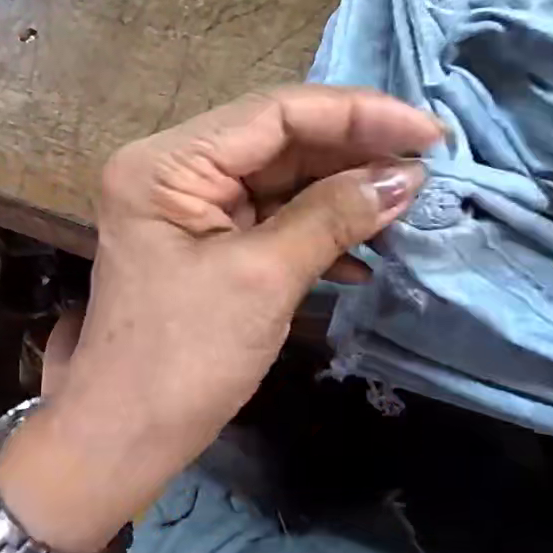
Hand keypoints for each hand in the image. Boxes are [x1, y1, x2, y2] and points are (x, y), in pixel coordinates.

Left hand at [0, 86, 440, 552]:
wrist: (125, 440)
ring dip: (345, 192)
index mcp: (167, 163)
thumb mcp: (263, 280)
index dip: (357, 114)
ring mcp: (193, 203)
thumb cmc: (183, 361)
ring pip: (285, 177)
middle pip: (281, 139)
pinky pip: (275, 215)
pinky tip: (366, 253)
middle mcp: (175, 168)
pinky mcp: (211, 237)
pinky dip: (322, 228)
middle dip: (356, 152)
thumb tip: (404, 177)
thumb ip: (333, 216)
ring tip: (408, 203)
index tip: (426, 132)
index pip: (275, 112)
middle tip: (426, 164)